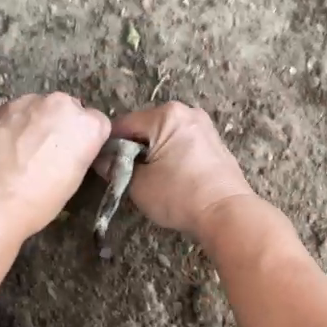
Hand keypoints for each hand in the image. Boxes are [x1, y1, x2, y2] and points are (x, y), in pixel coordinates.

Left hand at [0, 93, 111, 238]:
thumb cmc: (37, 201)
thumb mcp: (72, 182)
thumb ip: (77, 154)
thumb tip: (70, 150)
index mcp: (87, 125)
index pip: (97, 124)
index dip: (85, 140)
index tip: (75, 156)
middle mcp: (59, 104)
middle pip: (65, 110)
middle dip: (58, 126)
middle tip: (44, 155)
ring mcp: (25, 102)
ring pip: (35, 109)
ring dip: (32, 124)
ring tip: (18, 154)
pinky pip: (10, 114)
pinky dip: (9, 127)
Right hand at [105, 102, 257, 238]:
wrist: (226, 213)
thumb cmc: (179, 196)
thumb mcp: (137, 184)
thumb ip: (114, 168)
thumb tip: (101, 160)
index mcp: (166, 115)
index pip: (123, 124)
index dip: (108, 146)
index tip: (102, 166)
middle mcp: (187, 112)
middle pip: (145, 128)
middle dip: (133, 150)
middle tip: (125, 176)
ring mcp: (204, 127)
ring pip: (165, 137)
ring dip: (152, 155)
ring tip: (149, 180)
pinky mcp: (215, 144)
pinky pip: (182, 145)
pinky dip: (171, 158)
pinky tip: (171, 180)